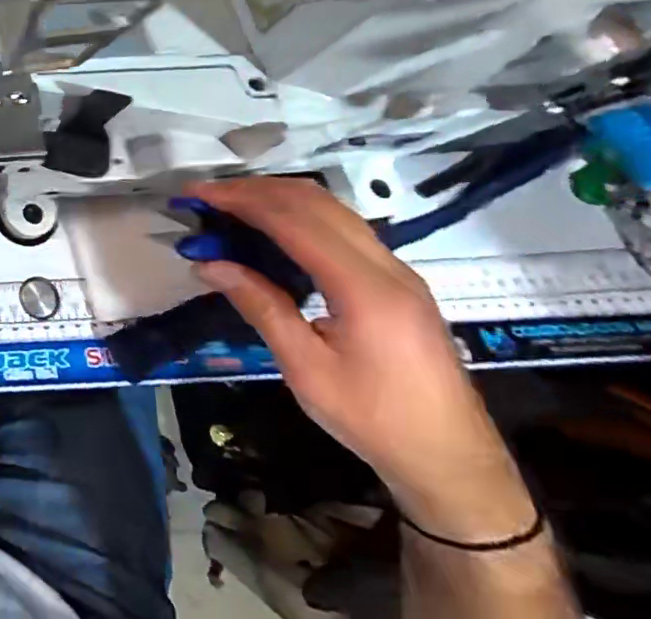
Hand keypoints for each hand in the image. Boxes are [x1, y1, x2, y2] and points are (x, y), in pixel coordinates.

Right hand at [183, 178, 536, 541]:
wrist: (451, 460)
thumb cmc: (374, 420)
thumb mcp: (306, 370)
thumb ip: (260, 307)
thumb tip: (208, 264)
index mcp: (364, 288)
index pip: (294, 220)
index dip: (242, 200)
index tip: (198, 195)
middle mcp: (386, 265)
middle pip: (315, 201)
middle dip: (255, 190)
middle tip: (207, 197)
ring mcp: (396, 269)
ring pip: (332, 208)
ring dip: (278, 197)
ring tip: (231, 206)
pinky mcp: (396, 279)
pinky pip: (343, 227)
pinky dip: (300, 215)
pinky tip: (271, 230)